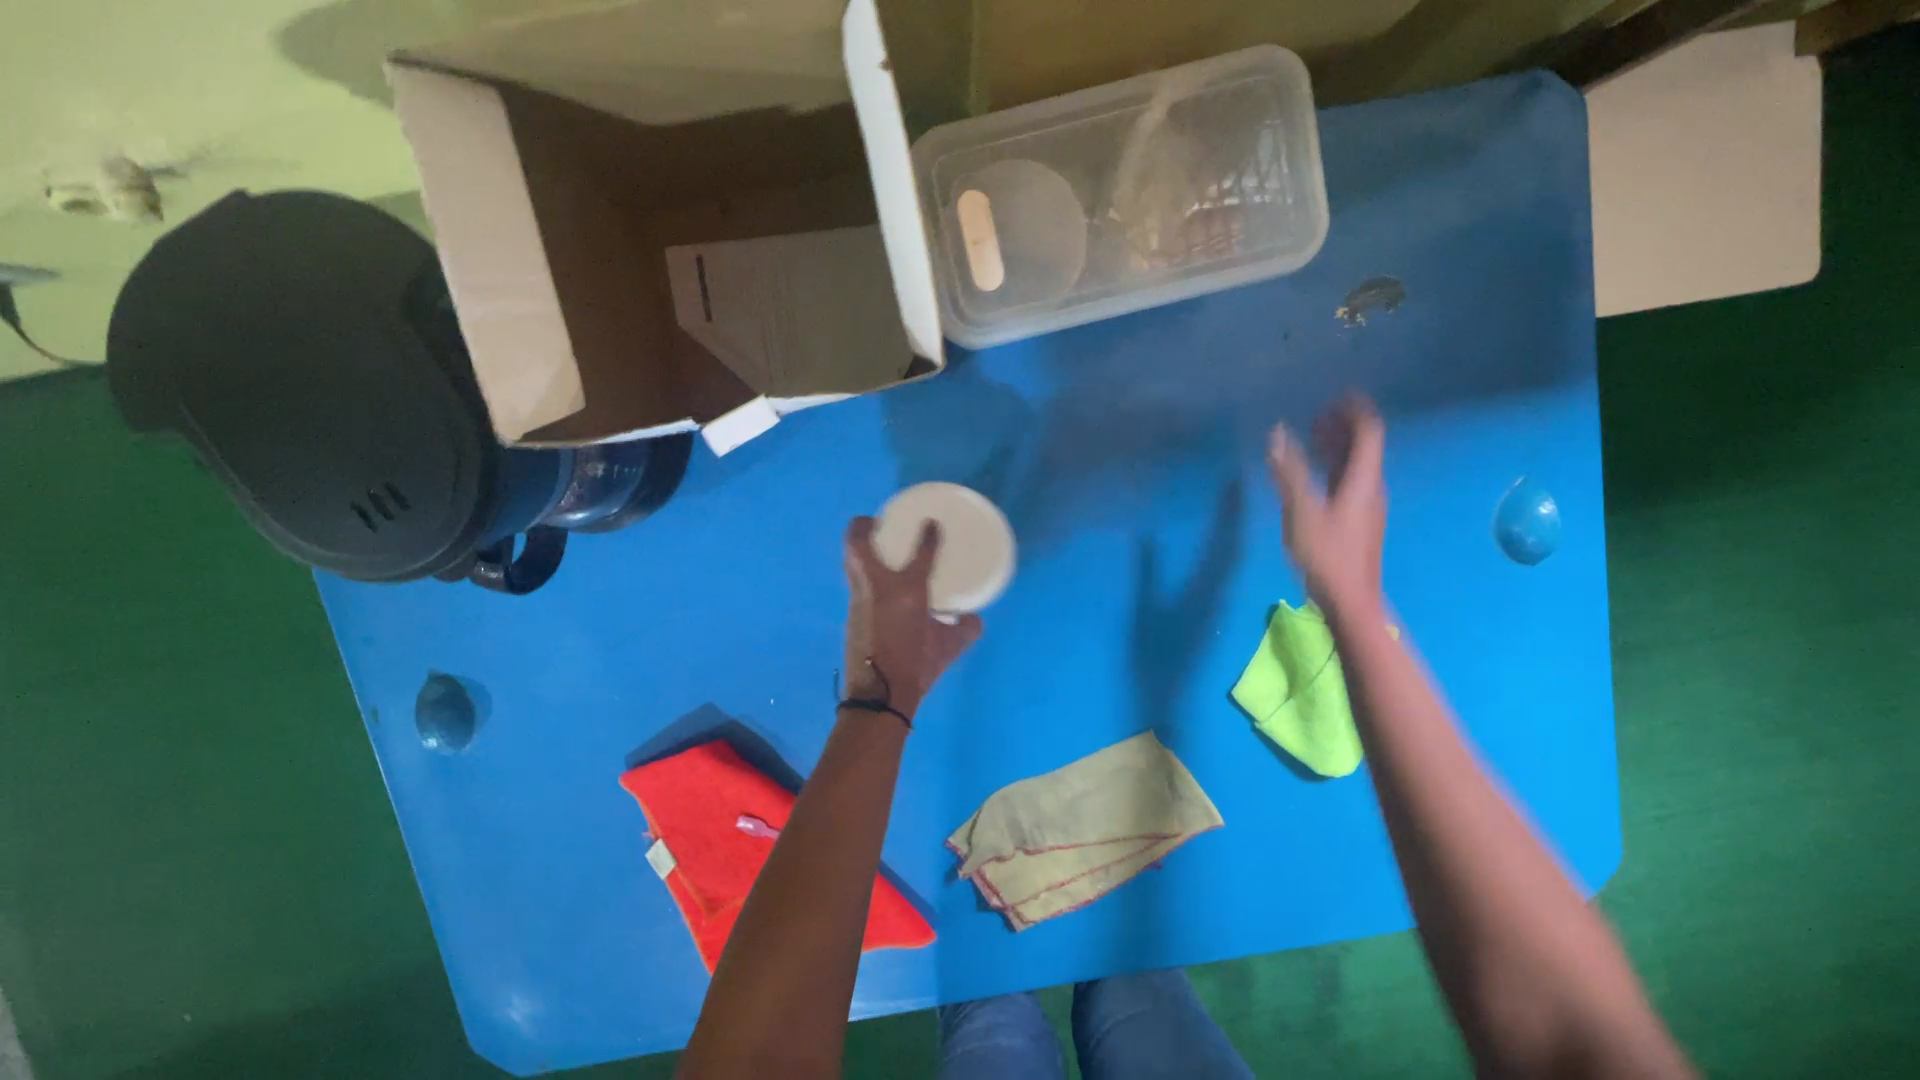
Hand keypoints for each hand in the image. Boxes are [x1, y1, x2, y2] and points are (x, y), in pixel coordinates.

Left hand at [841, 517, 983, 719]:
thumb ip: (965, 629)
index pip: (920, 552)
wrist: (879, 696)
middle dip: (862, 526)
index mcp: (906, 590)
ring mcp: (858, 601)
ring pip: (851, 564)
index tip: (931, 524)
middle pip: (856, 544)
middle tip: (876, 522)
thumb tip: (973, 619)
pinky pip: (856, 586)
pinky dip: (865, 578)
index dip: (927, 534)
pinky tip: (879, 588)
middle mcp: (877, 588)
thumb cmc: (916, 666)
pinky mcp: (851, 616)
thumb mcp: (948, 647)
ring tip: (875, 548)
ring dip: (859, 550)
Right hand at [1267, 397, 1387, 612]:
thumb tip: (1276, 433)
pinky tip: (1311, 475)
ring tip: (1311, 437)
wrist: (1350, 599)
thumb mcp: (1301, 510)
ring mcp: (1366, 505)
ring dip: (1337, 446)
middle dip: (1342, 425)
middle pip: (1364, 445)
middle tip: (1316, 414)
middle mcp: (1370, 486)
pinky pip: (1348, 480)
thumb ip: (1288, 471)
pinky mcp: (1356, 521)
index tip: (1334, 396)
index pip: (1368, 431)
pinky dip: (1333, 467)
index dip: (1354, 410)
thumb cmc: (1326, 553)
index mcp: (1363, 479)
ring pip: (1356, 464)